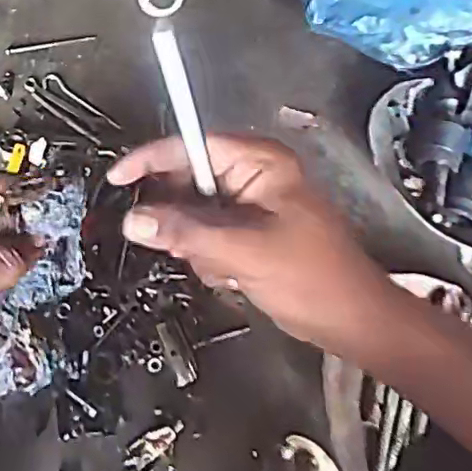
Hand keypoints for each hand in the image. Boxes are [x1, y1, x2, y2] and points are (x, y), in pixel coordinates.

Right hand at [107, 134, 399, 355]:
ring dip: (196, 242)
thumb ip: (185, 232)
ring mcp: (247, 203)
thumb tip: (135, 220)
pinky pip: (203, 232)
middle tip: (186, 244)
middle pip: (186, 180)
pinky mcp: (244, 230)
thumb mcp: (244, 251)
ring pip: (190, 212)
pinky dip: (206, 254)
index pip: (191, 146)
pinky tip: (230, 273)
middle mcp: (251, 175)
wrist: (351, 323)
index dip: (150, 160)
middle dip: (181, 218)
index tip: (120, 177)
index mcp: (259, 163)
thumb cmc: (315, 279)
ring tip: (223, 264)